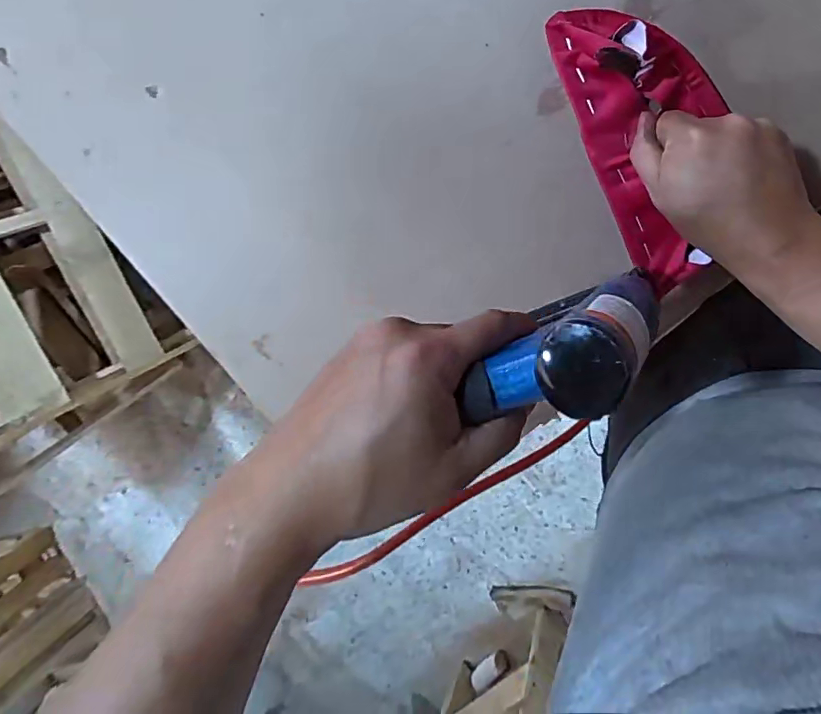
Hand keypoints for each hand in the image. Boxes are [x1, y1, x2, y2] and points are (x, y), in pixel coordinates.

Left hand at [240, 312, 533, 548]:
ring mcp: (366, 338)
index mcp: (428, 353)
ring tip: (423, 427)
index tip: (536, 353)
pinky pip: (398, 354)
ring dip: (441, 376)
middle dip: (476, 371)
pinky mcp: (345, 352)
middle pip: (459, 341)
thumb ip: (502, 430)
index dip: (522, 335)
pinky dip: (412, 377)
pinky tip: (391, 420)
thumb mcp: (454, 469)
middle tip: (471, 418)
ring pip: (428, 349)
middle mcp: (398, 331)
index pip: (493, 325)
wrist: (284, 496)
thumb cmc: (374, 483)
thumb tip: (521, 402)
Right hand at [630, 110, 820, 273]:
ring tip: (734, 181)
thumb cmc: (709, 224)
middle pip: (698, 124)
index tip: (683, 174)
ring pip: (725, 129)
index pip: (667, 121)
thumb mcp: (661, 196)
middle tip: (709, 182)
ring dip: (724, 146)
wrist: (773, 241)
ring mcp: (754, 124)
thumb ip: (644, 152)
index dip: (670, 148)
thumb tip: (646, 118)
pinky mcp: (778, 133)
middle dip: (698, 146)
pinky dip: (749, 149)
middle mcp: (723, 120)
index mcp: (689, 134)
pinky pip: (751, 134)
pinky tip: (755, 175)